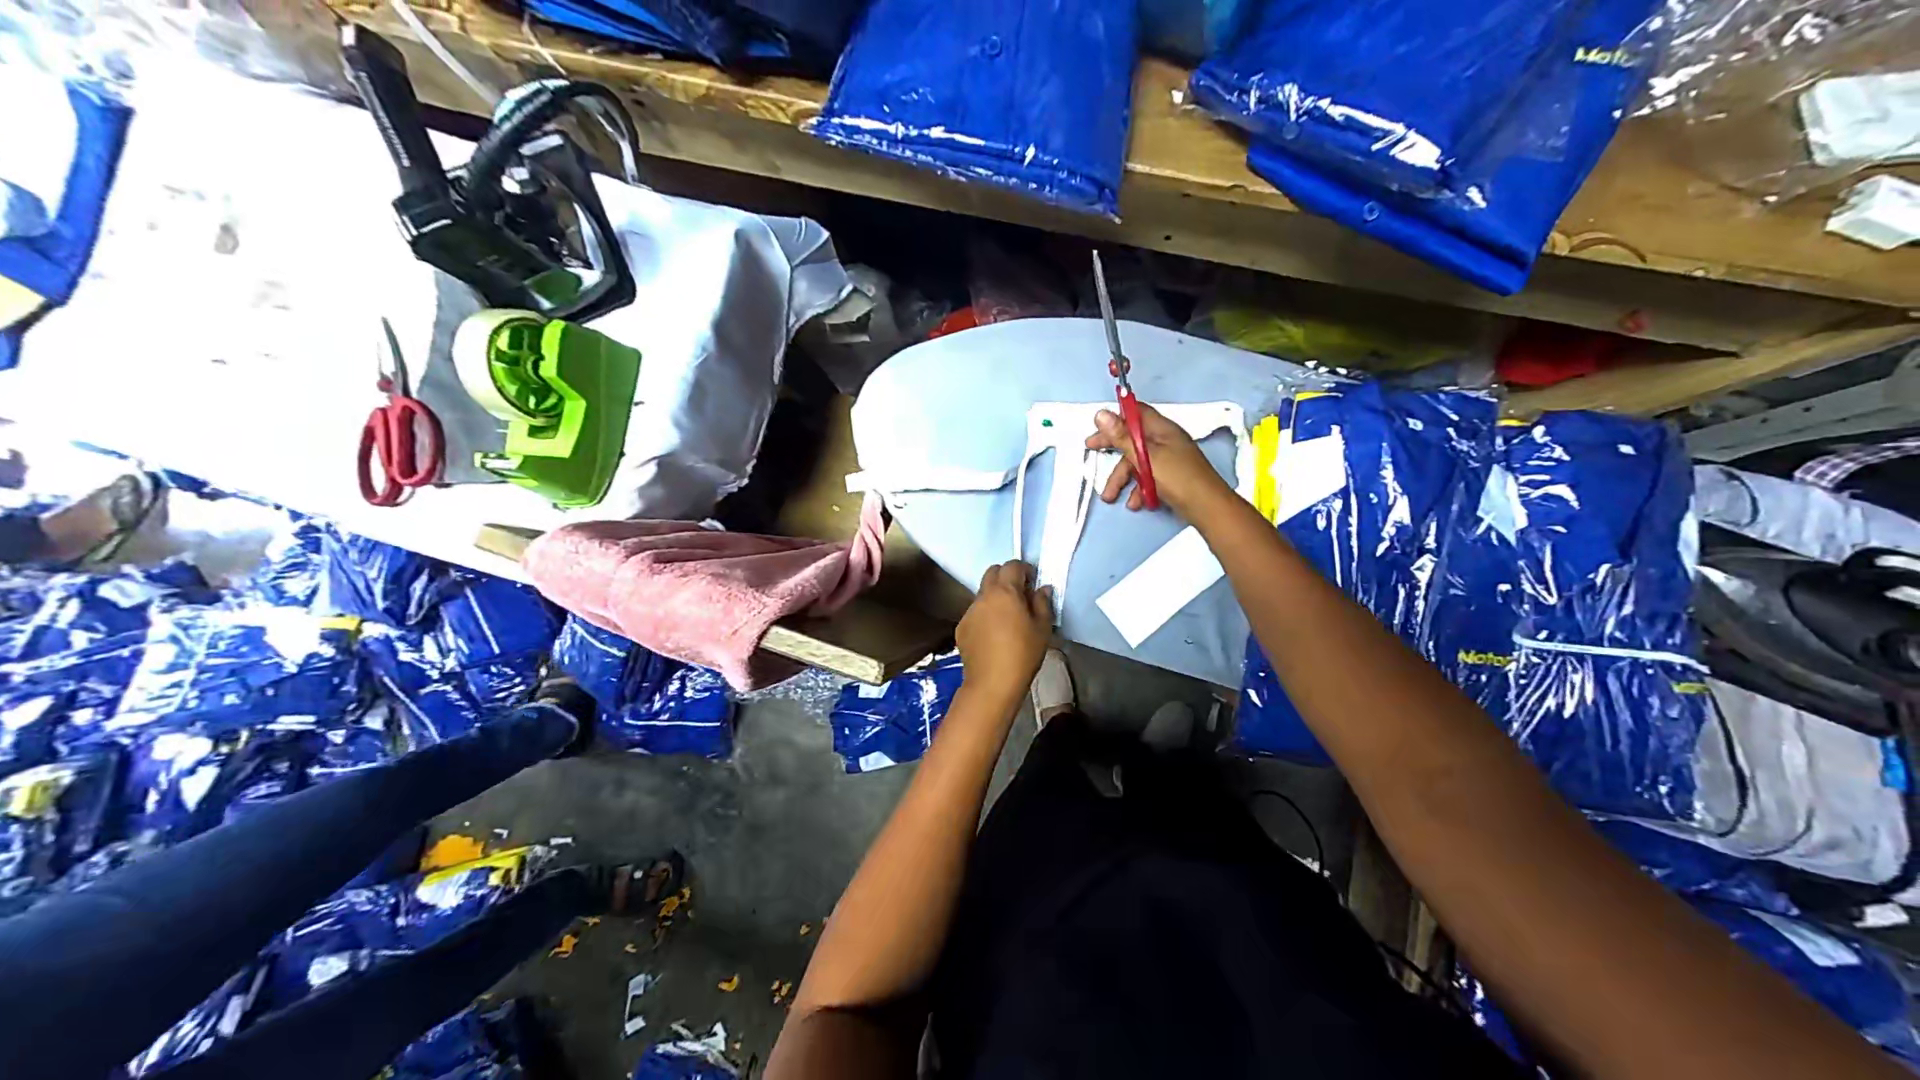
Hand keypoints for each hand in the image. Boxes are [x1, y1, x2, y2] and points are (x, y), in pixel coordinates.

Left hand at [955, 560, 1053, 702]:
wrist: (992, 683)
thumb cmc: (1023, 654)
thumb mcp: (1042, 628)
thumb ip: (1042, 603)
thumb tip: (1041, 589)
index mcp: (1004, 592)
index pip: (1012, 565)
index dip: (1024, 569)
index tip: (1033, 582)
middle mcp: (983, 596)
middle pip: (992, 573)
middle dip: (1006, 577)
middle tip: (1020, 595)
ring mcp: (969, 611)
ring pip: (982, 594)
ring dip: (995, 597)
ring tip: (1007, 619)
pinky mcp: (961, 627)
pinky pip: (975, 612)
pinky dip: (985, 615)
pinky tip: (993, 635)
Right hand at [1085, 403, 1230, 518]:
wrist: (1207, 507)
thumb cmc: (1177, 478)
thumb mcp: (1145, 456)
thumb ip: (1122, 437)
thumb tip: (1102, 414)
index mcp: (1162, 429)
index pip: (1135, 413)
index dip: (1115, 417)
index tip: (1096, 427)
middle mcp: (1165, 440)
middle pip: (1133, 439)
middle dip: (1112, 449)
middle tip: (1091, 451)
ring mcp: (1169, 459)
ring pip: (1138, 462)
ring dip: (1123, 478)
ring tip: (1111, 496)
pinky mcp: (1171, 477)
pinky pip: (1148, 478)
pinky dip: (1138, 488)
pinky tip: (1135, 503)